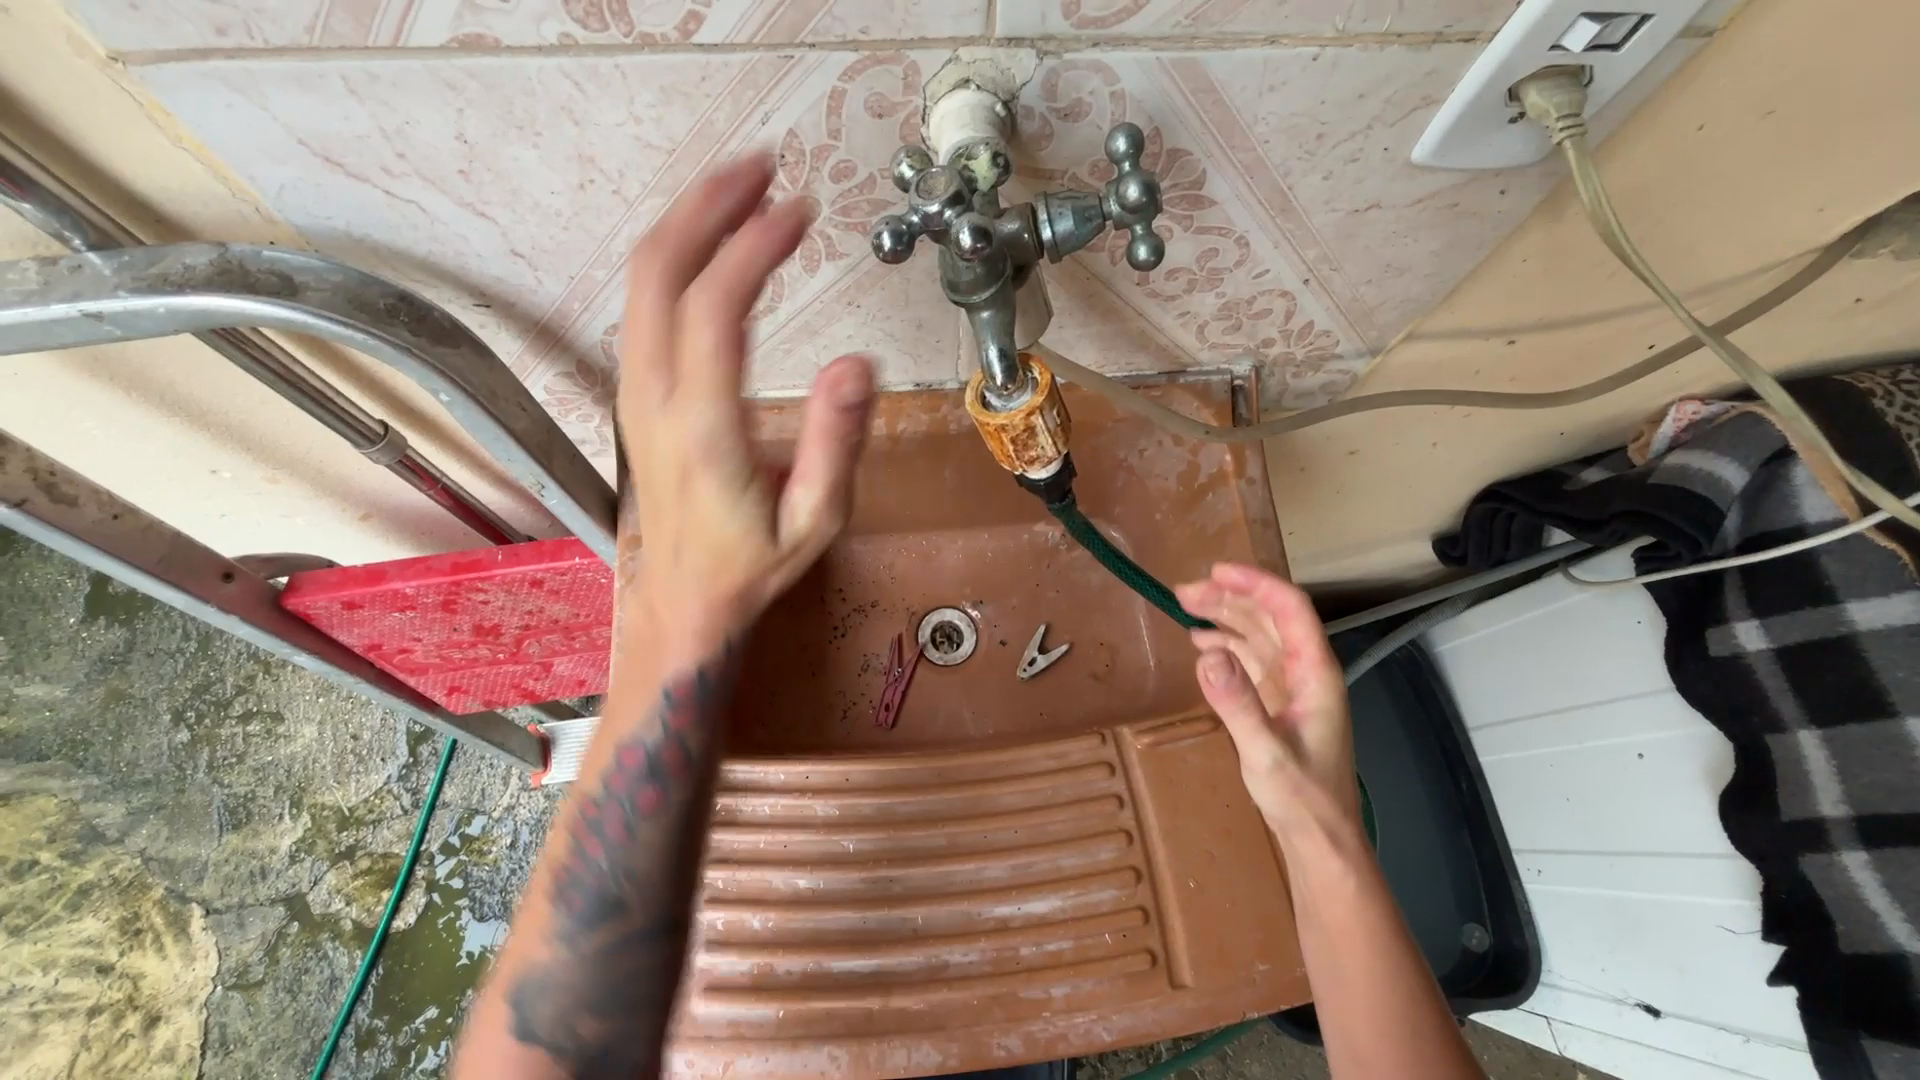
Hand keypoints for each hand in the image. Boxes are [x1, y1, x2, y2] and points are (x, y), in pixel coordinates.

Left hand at [616, 153, 875, 637]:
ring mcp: (633, 391)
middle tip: (761, 166)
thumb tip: (858, 362)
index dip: (755, 247)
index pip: (716, 309)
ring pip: (640, 281)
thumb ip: (836, 441)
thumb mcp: (816, 519)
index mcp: (703, 427)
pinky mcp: (634, 393)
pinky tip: (711, 243)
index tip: (800, 210)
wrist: (683, 599)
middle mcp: (653, 397)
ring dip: (687, 223)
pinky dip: (676, 257)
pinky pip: (643, 305)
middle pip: (658, 272)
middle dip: (706, 206)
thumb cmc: (753, 564)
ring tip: (741, 188)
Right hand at [1175, 563, 1359, 840]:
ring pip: (1259, 634)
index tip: (1215, 572)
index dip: (1255, 584)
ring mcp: (1293, 685)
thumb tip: (1207, 654)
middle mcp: (1306, 670)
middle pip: (1269, 616)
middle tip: (1183, 592)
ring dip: (1224, 617)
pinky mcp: (1279, 701)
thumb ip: (1238, 703)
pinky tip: (1202, 643)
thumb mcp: (1265, 752)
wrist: (1319, 836)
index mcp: (1315, 672)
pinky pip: (1251, 658)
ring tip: (1184, 608)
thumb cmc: (1302, 797)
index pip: (1290, 609)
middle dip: (1229, 598)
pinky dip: (1226, 644)